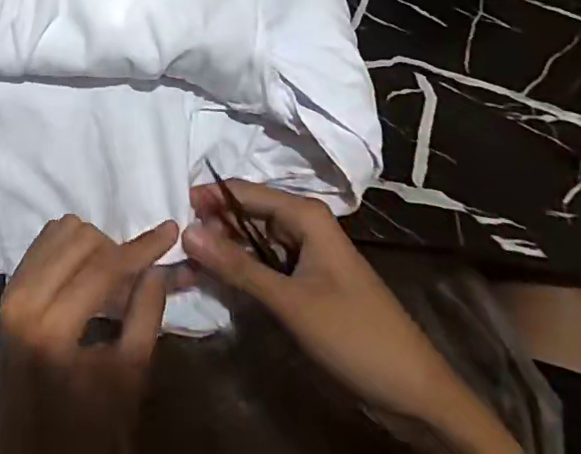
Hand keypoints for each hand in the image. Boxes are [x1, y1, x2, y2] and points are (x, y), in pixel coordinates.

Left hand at [0, 217, 177, 453]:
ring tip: (110, 278)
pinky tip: (87, 274)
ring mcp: (9, 296)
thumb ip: (145, 314)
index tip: (171, 229)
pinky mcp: (7, 295)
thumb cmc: (88, 425)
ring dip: (92, 247)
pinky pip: (42, 245)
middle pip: (81, 241)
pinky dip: (69, 249)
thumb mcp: (128, 376)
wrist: (35, 453)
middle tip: (136, 277)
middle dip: (115, 251)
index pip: (104, 267)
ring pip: (59, 233)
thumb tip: (158, 266)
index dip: (142, 247)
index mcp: (52, 329)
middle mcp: (22, 302)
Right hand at [181, 182, 520, 453]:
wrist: (412, 388)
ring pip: (254, 241)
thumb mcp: (290, 301)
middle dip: (211, 227)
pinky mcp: (306, 281)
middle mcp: (304, 225)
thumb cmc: (354, 334)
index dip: (207, 199)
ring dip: (223, 251)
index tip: (168, 213)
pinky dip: (241, 272)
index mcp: (306, 215)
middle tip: (170, 246)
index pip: (245, 192)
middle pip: (247, 214)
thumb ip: (238, 266)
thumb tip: (187, 231)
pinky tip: (214, 283)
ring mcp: (306, 254)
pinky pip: (265, 265)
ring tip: (182, 266)